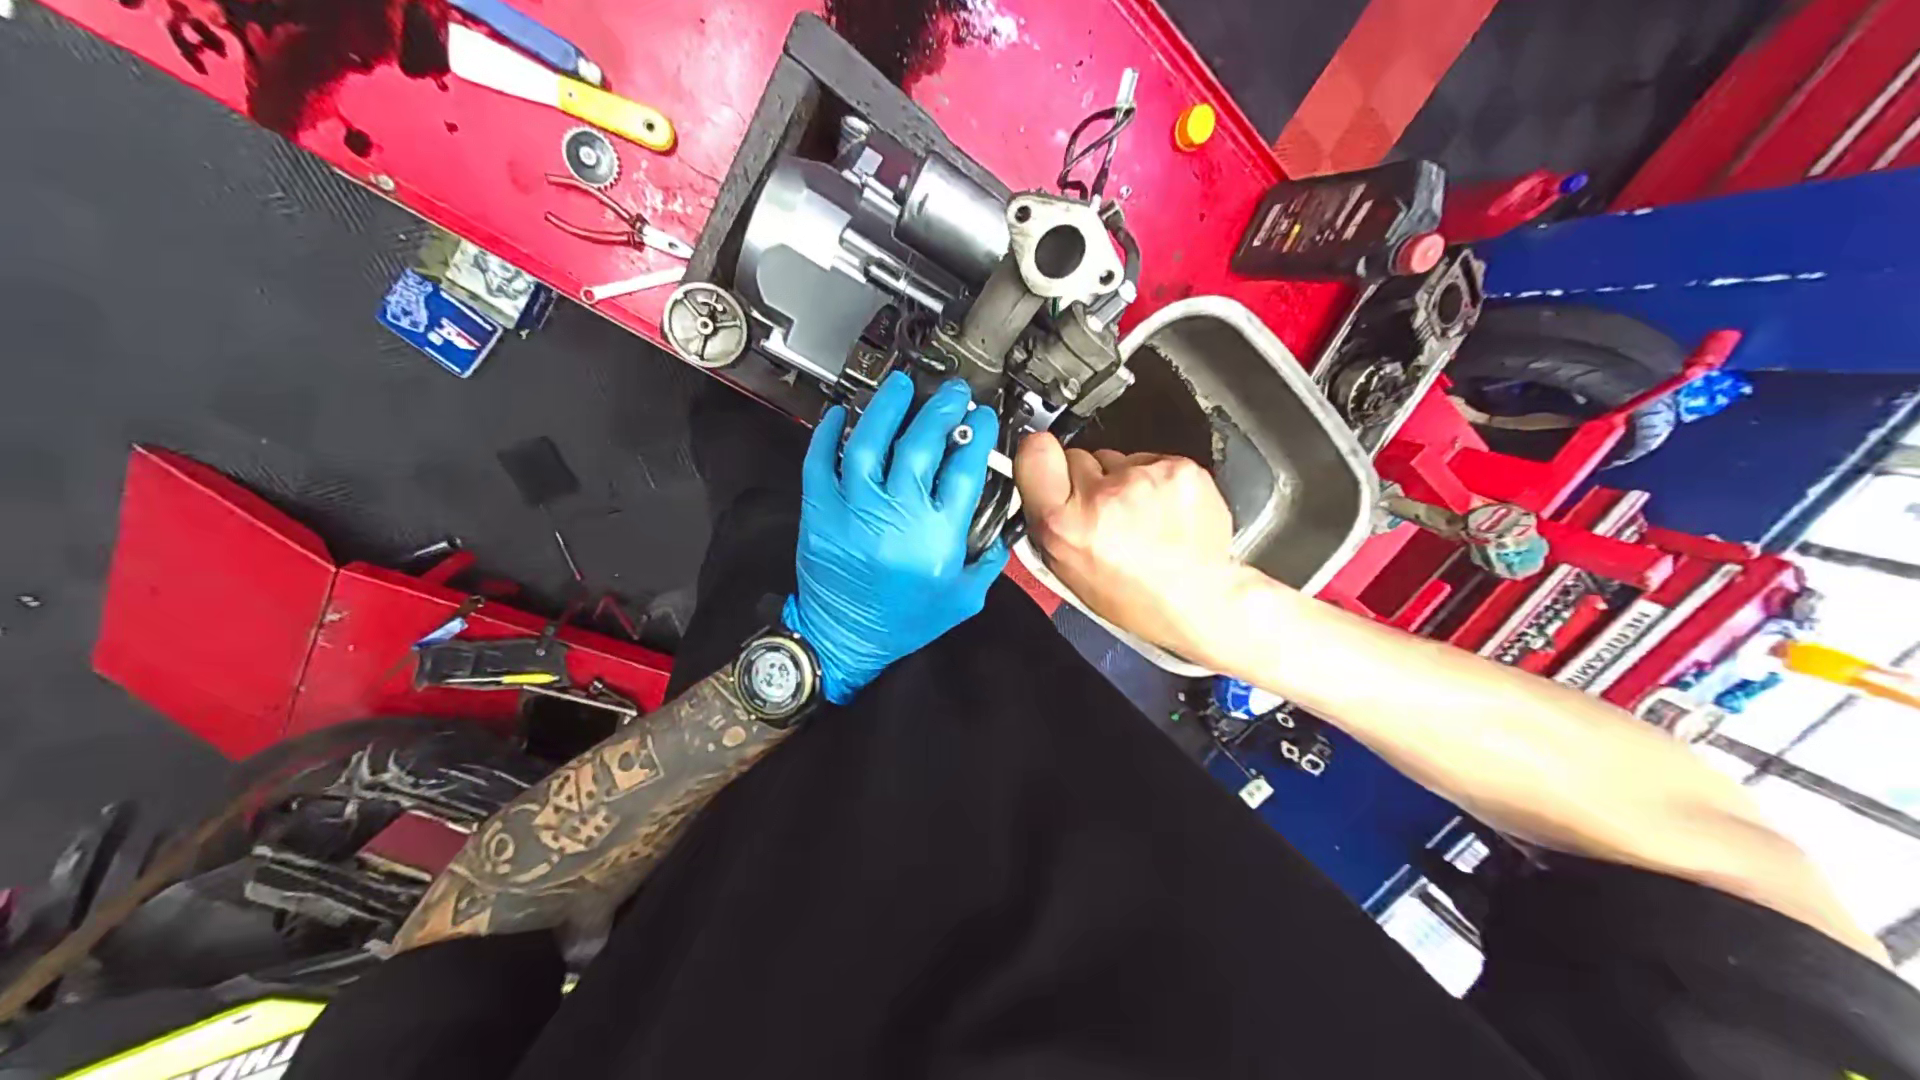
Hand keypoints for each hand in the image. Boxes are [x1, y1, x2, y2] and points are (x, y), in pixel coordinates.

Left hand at [785, 372, 1008, 702]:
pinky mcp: (820, 513)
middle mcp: (898, 516)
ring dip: (888, 407)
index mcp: (938, 536)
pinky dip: (828, 434)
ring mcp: (855, 510)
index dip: (978, 435)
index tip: (982, 419)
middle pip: (922, 444)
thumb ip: (988, 560)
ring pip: (871, 442)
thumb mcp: (963, 599)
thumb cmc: (903, 622)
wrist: (845, 641)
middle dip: (941, 410)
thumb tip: (1003, 526)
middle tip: (951, 394)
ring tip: (901, 386)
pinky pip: (820, 462)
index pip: (965, 468)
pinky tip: (840, 415)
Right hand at [1013, 433, 1252, 667]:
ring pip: (1119, 460)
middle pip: (1078, 455)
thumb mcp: (1067, 572)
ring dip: (1125, 482)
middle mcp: (1102, 496)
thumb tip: (1038, 485)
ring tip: (1140, 520)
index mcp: (1065, 524)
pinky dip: (1157, 482)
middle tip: (1105, 516)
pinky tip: (1163, 513)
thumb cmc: (1135, 597)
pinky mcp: (1179, 469)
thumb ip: (1048, 522)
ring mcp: (1144, 479)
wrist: (1198, 600)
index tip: (1048, 465)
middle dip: (1087, 480)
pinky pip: (1154, 462)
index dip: (1040, 456)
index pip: (1035, 453)